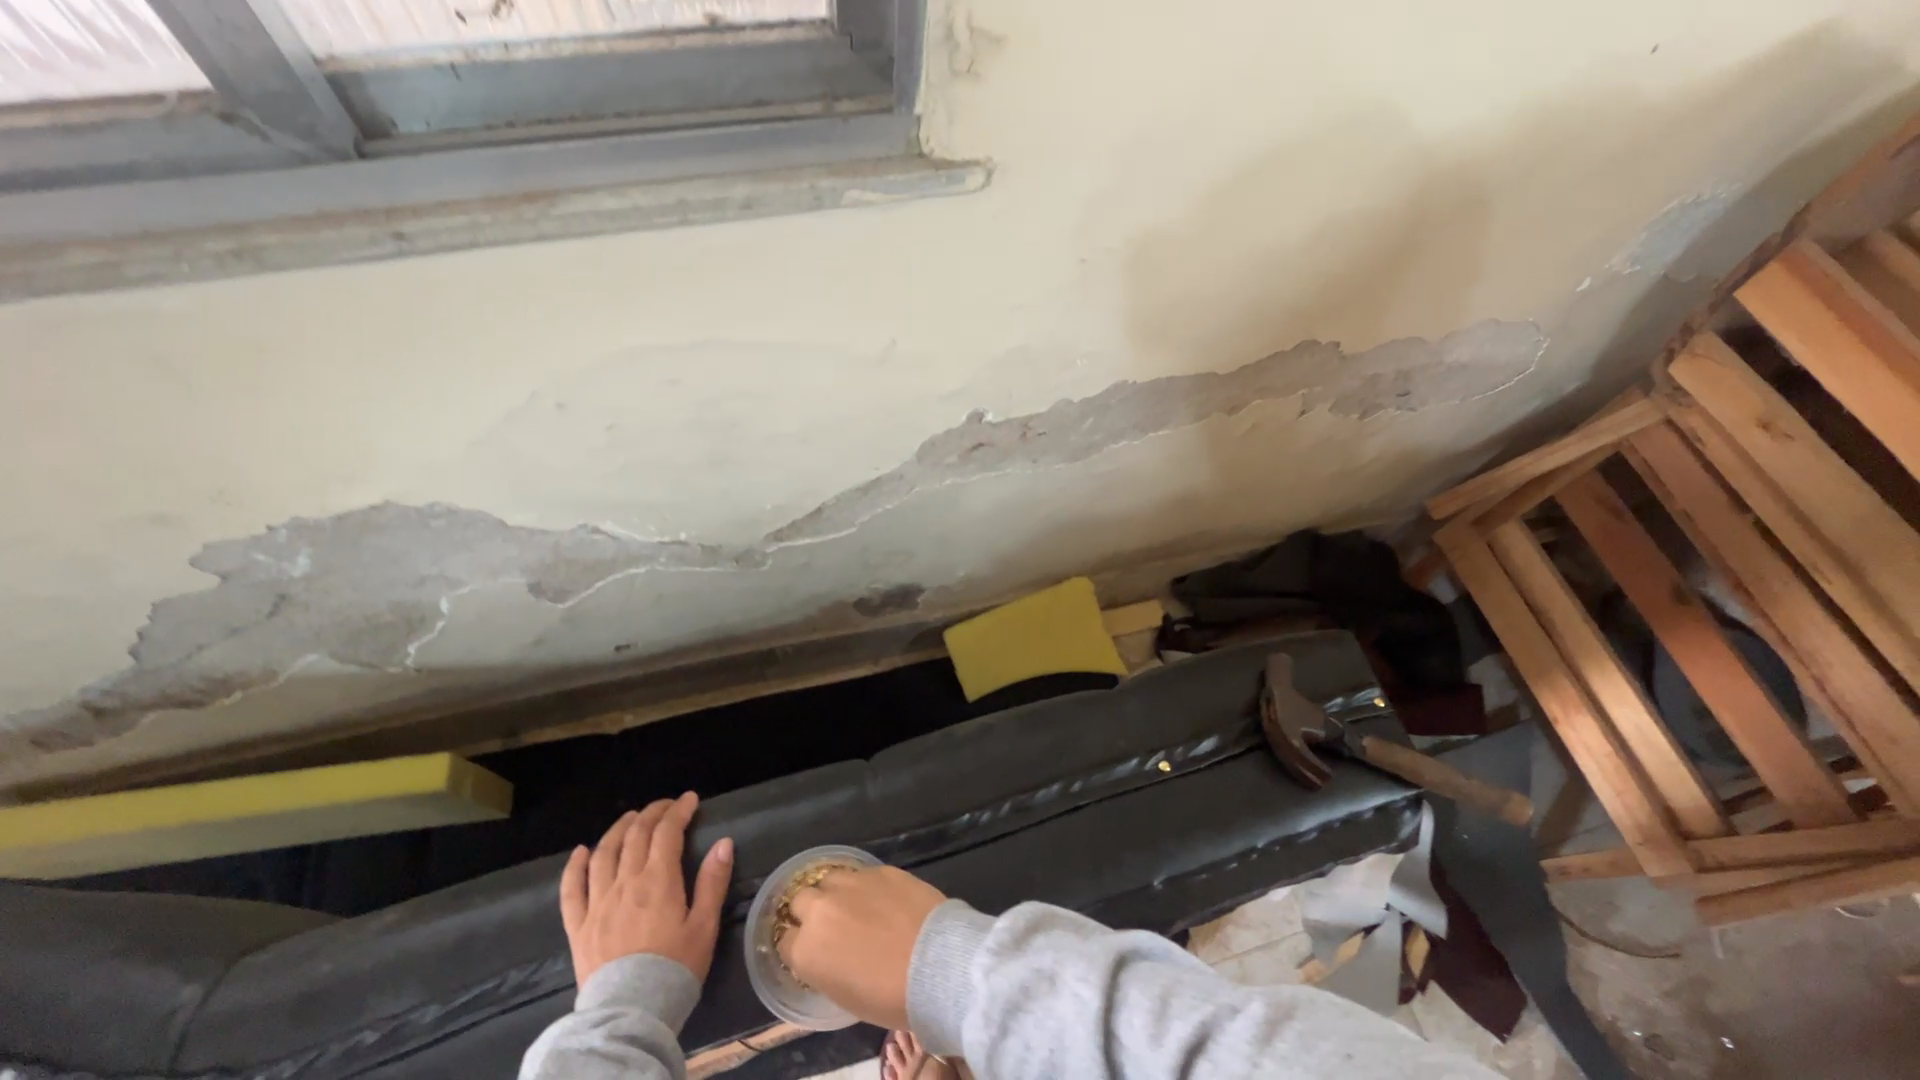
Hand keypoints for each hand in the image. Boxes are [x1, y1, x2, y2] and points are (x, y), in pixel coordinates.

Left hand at [560, 793, 734, 986]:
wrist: (631, 1011)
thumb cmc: (675, 967)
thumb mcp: (705, 926)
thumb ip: (712, 882)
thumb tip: (724, 843)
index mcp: (658, 881)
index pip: (667, 833)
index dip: (679, 811)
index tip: (690, 800)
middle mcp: (624, 883)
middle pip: (635, 836)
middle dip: (652, 814)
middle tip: (666, 806)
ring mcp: (597, 903)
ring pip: (604, 854)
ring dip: (617, 830)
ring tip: (629, 818)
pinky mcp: (578, 925)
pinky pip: (571, 889)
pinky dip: (575, 866)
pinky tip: (581, 851)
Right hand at [776, 865, 946, 1029]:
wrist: (937, 965)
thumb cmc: (891, 998)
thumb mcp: (846, 996)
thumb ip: (826, 968)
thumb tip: (830, 955)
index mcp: (806, 950)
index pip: (784, 941)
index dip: (800, 946)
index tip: (815, 951)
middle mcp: (821, 910)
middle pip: (801, 901)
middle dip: (813, 912)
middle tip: (835, 927)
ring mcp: (851, 884)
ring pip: (830, 880)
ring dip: (837, 893)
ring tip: (858, 907)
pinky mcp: (879, 870)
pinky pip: (862, 874)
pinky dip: (868, 887)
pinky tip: (885, 900)